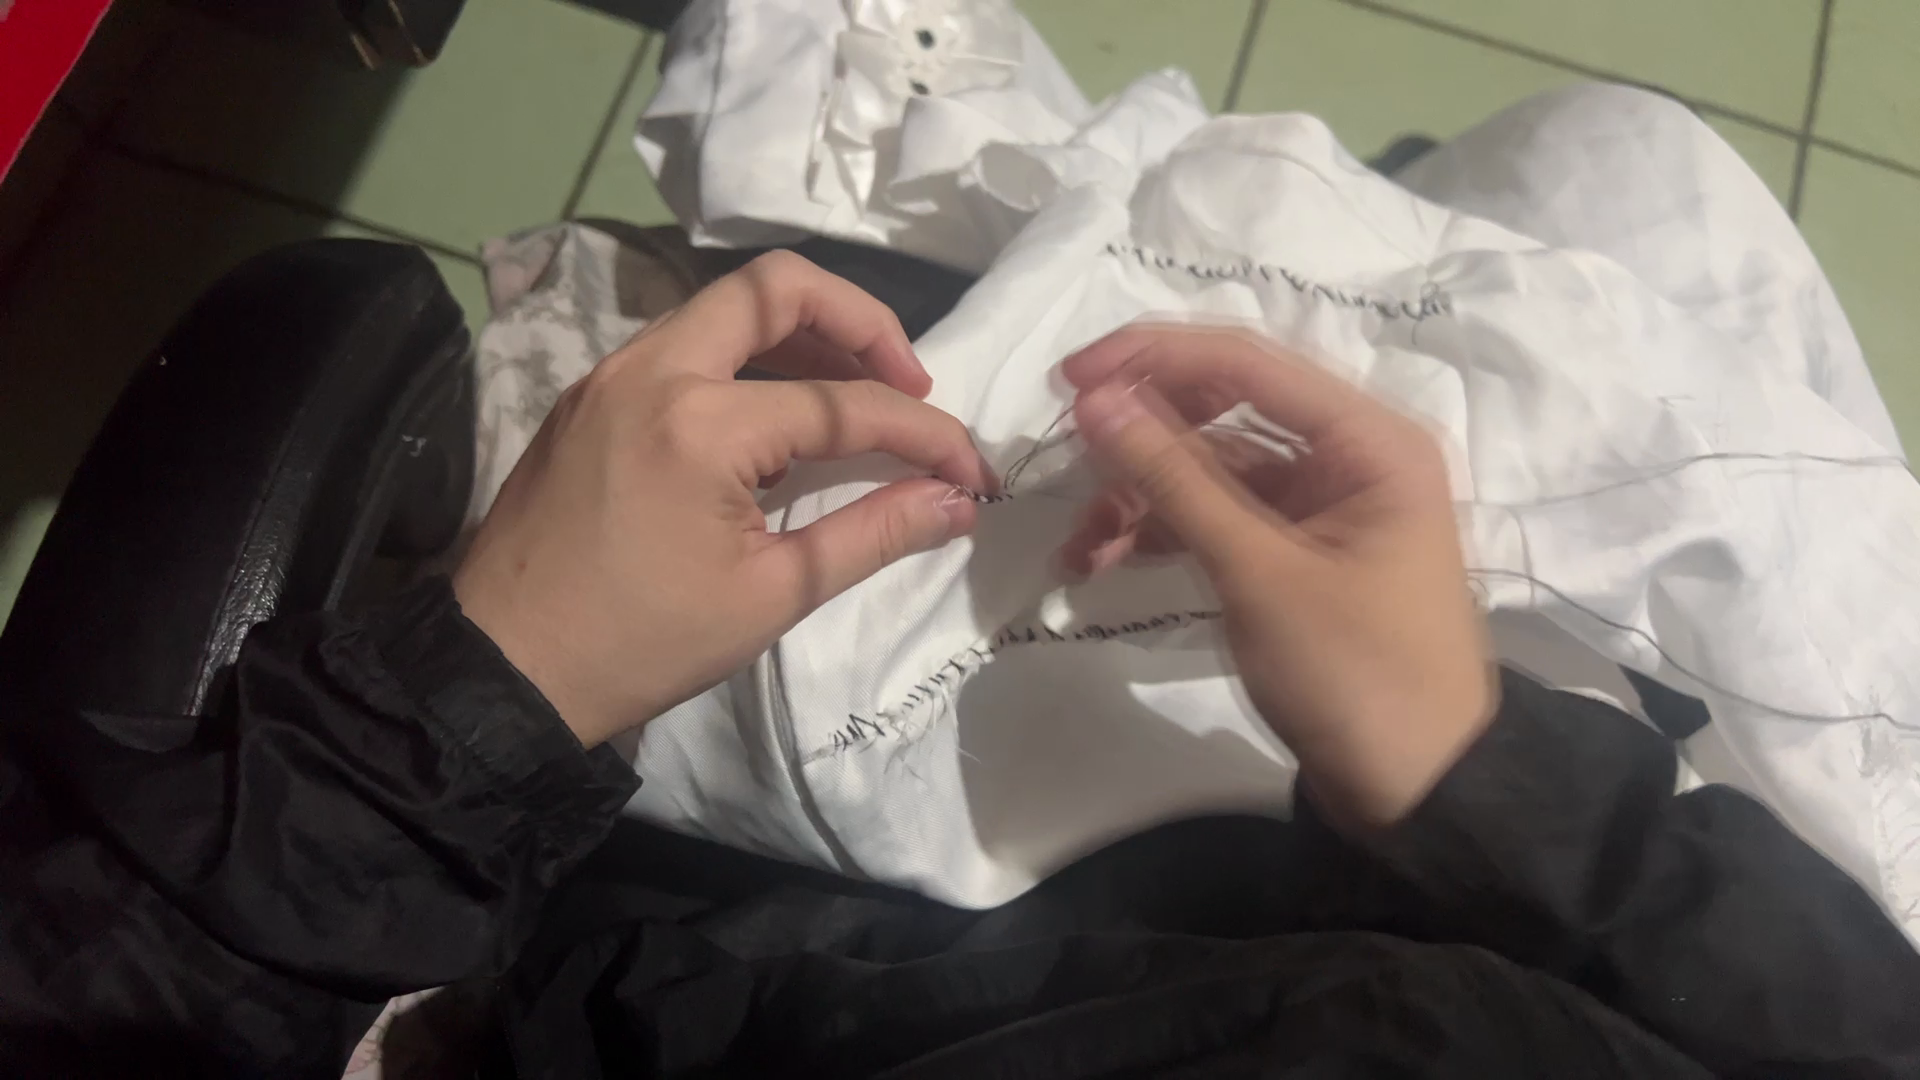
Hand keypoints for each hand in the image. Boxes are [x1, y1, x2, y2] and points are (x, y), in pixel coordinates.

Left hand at [453, 252, 996, 747]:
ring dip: (806, 334)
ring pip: (728, 307)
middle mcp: (653, 370)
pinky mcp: (594, 395)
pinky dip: (752, 362)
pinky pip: (689, 346)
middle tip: (909, 381)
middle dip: (864, 322)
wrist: (502, 673)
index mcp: (701, 424)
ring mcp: (613, 374)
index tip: (971, 469)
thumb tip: (957, 501)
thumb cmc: (644, 644)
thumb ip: (875, 534)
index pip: (846, 404)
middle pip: (777, 286)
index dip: (926, 434)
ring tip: (856, 393)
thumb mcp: (774, 594)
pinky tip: (778, 421)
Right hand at [1059, 324, 1495, 828]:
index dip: (1150, 357)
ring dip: (1136, 495)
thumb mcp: (1256, 571)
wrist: (1408, 790)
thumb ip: (1174, 478)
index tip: (1069, 377)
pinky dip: (1156, 532)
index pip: (1243, 361)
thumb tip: (1095, 401)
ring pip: (1204, 468)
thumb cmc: (1352, 673)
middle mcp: (1342, 452)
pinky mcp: (1285, 545)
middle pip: (1218, 410)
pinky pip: (1210, 515)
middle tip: (1068, 455)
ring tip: (1079, 547)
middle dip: (1138, 436)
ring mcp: (1312, 501)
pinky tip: (1103, 562)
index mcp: (1365, 436)